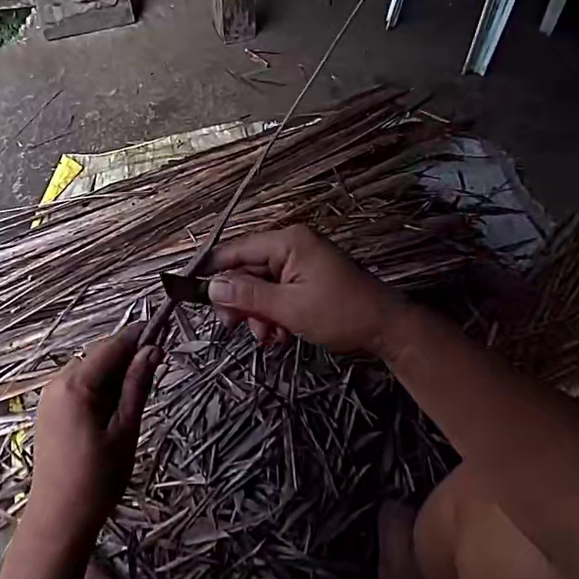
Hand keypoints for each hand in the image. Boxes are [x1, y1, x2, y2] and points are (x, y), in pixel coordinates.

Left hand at [23, 325, 160, 549]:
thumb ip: (138, 385)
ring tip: (136, 400)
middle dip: (128, 357)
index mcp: (75, 384)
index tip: (165, 336)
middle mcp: (57, 382)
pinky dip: (101, 387)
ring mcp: (50, 397)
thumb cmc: (97, 479)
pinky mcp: (50, 411)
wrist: (59, 521)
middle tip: (157, 372)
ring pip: (91, 369)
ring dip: (116, 373)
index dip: (140, 337)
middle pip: (100, 354)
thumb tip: (153, 349)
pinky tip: (115, 410)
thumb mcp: (126, 430)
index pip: (112, 345)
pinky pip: (80, 385)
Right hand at [205, 225, 406, 353]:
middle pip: (247, 270)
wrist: (387, 329)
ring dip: (257, 313)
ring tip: (268, 337)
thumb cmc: (341, 314)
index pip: (237, 250)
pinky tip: (280, 335)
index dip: (212, 271)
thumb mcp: (289, 308)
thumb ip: (248, 296)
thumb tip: (211, 287)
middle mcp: (292, 246)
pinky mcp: (307, 280)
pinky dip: (274, 314)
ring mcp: (301, 263)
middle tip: (232, 327)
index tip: (190, 291)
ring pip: (261, 286)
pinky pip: (278, 293)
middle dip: (240, 301)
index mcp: (288, 241)